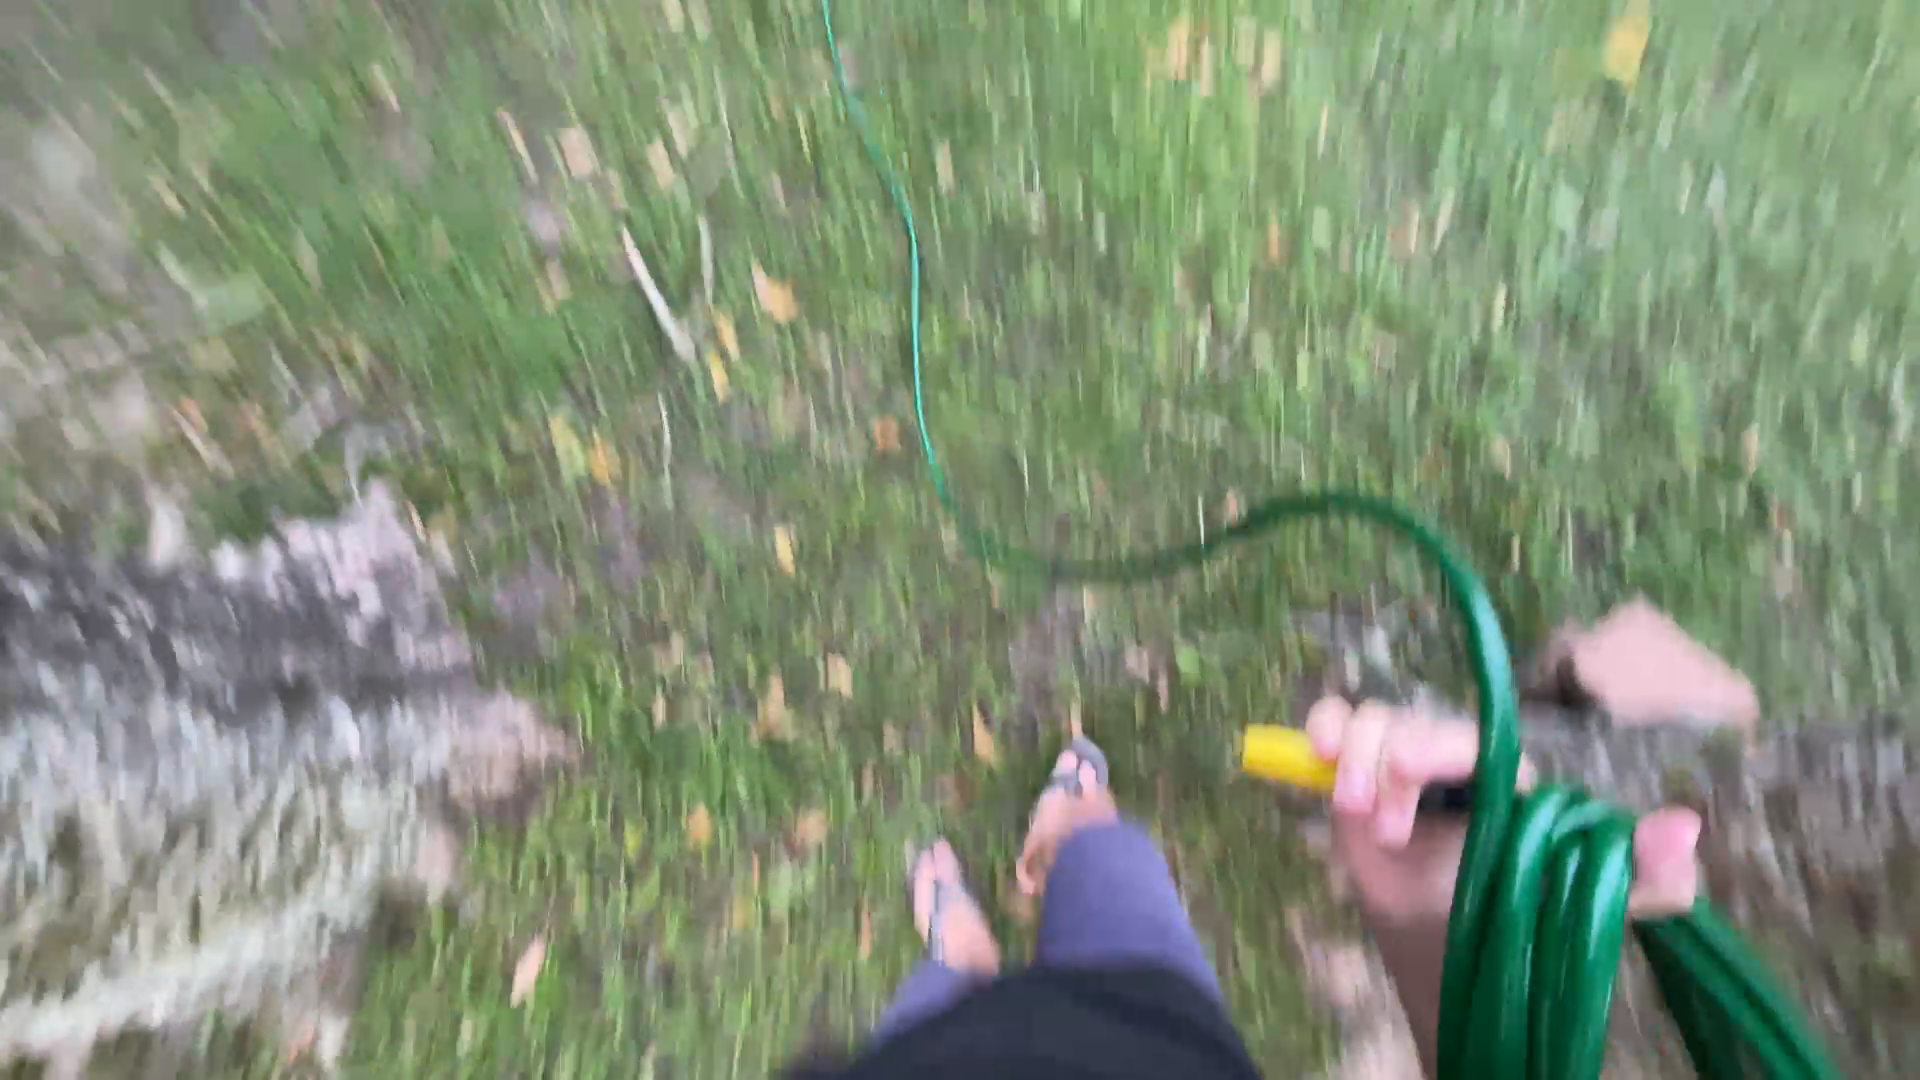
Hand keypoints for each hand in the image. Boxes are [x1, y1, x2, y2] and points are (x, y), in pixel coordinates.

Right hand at [1304, 697, 1702, 925]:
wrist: (1445, 935)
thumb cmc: (1516, 911)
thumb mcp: (1595, 903)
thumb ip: (1652, 877)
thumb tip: (1682, 822)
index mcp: (1500, 771)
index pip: (1465, 739)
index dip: (1431, 747)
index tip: (1406, 774)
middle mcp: (1445, 754)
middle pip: (1407, 722)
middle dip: (1381, 760)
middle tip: (1374, 820)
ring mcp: (1393, 757)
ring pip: (1365, 718)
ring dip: (1349, 754)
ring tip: (1350, 808)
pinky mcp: (1350, 768)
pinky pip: (1329, 723)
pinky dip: (1320, 729)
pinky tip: (1315, 755)